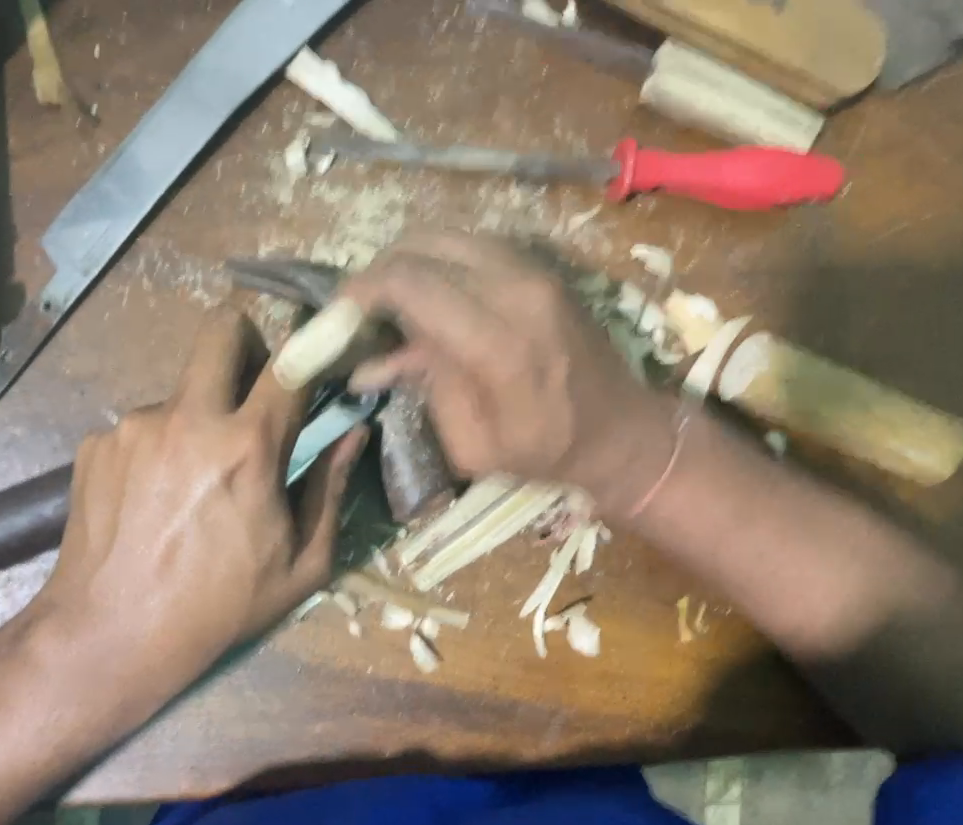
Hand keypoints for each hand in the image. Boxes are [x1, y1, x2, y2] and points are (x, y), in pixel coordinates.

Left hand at [32, 311, 364, 690]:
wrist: (113, 634)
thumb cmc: (221, 606)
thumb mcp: (302, 565)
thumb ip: (331, 489)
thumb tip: (353, 435)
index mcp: (249, 447)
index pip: (291, 363)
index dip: (312, 352)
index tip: (317, 361)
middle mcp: (188, 418)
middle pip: (221, 329)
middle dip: (245, 344)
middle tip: (251, 390)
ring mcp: (133, 426)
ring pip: (180, 391)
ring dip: (197, 418)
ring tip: (191, 483)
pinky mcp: (95, 444)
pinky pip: (141, 427)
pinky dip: (157, 450)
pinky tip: (152, 501)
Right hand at [339, 233, 674, 509]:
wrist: (623, 430)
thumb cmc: (546, 451)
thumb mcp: (473, 446)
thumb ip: (424, 391)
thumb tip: (370, 364)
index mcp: (498, 345)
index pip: (412, 284)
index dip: (363, 289)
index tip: (339, 310)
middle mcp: (516, 292)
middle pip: (424, 248)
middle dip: (380, 272)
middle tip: (361, 308)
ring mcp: (535, 272)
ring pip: (448, 236)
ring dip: (410, 261)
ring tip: (392, 300)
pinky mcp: (543, 267)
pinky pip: (475, 243)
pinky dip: (442, 259)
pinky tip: (432, 293)